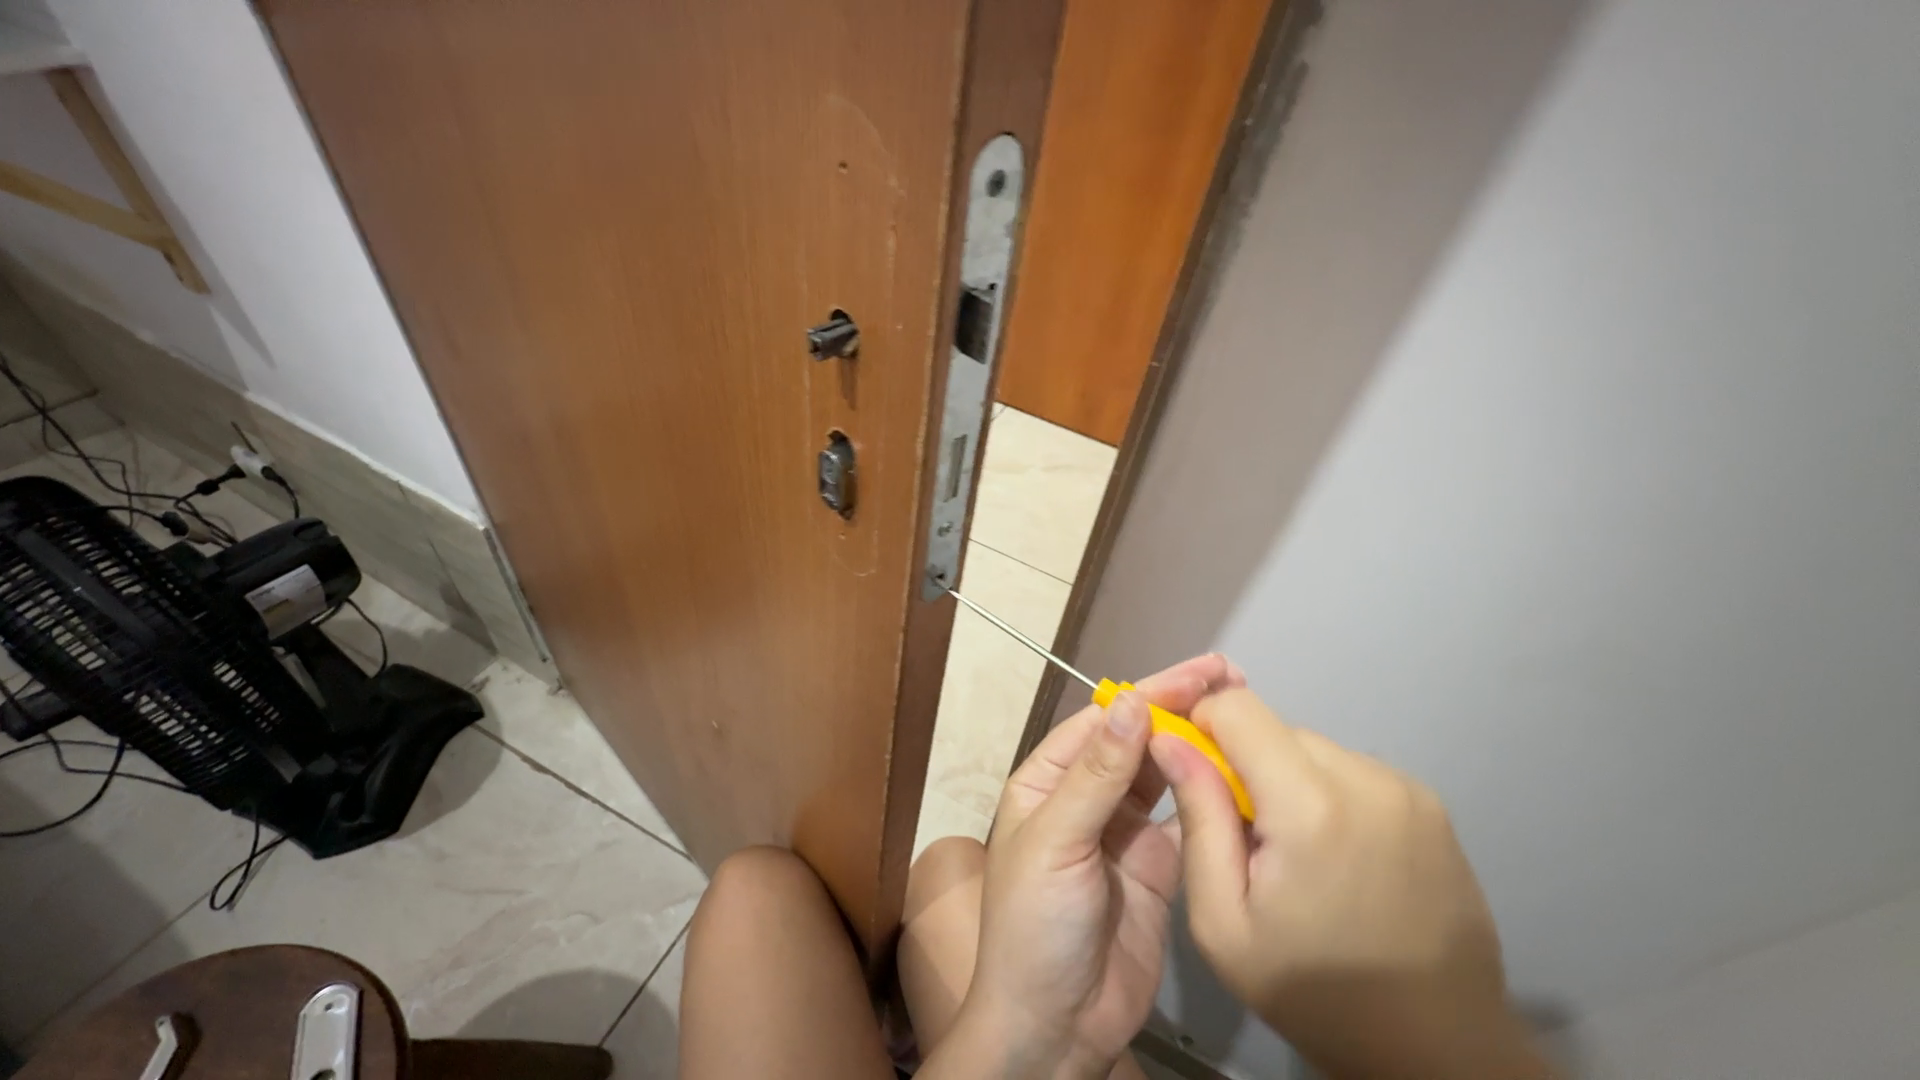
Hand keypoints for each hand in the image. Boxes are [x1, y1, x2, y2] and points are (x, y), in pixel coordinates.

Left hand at [951, 654, 1242, 1077]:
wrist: (1057, 1025)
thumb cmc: (1035, 926)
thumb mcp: (1057, 842)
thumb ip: (1098, 775)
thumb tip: (1131, 702)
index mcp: (1048, 781)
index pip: (1102, 722)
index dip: (1149, 693)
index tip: (1198, 672)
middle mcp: (1087, 797)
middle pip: (1137, 741)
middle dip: (1179, 708)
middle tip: (1231, 678)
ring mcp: (1126, 832)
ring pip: (1165, 774)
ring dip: (1198, 742)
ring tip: (1242, 712)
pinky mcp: (1159, 866)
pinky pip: (1188, 819)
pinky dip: (1211, 794)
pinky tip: (1241, 770)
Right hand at [1153, 688, 1548, 1079]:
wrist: (1440, 1051)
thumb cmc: (1313, 993)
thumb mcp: (1222, 922)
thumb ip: (1197, 818)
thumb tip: (1168, 741)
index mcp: (1309, 804)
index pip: (1236, 707)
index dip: (1200, 722)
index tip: (1188, 765)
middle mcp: (1365, 777)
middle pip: (1276, 728)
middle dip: (1244, 763)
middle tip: (1243, 834)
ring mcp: (1408, 789)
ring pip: (1315, 749)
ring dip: (1287, 779)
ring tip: (1294, 852)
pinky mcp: (1432, 806)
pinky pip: (1354, 771)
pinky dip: (1328, 793)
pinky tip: (1336, 855)